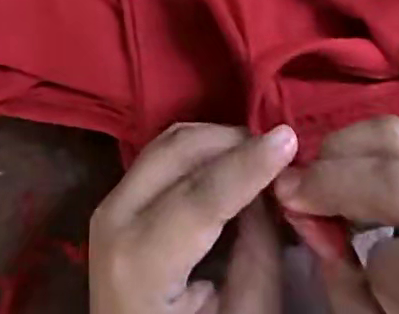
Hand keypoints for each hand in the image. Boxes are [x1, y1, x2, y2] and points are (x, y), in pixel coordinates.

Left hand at [90, 122, 298, 313]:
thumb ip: (257, 253)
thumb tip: (268, 189)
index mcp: (138, 262)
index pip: (200, 196)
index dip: (247, 163)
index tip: (289, 136)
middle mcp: (114, 217)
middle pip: (179, 152)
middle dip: (234, 142)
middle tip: (281, 150)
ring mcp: (110, 202)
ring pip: (169, 142)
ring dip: (218, 140)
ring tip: (261, 154)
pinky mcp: (117, 197)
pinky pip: (162, 154)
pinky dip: (201, 149)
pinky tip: (232, 161)